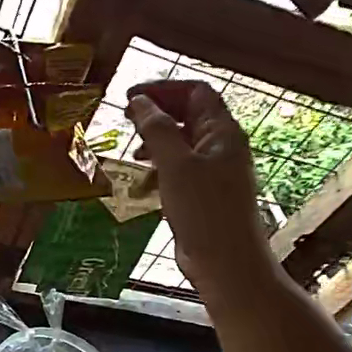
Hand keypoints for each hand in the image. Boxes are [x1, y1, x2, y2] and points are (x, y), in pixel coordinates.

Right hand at [126, 81, 275, 295]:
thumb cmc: (204, 210)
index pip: (195, 92)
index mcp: (222, 132)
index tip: (129, 96)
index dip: (163, 89)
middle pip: (189, 115)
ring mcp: (214, 172)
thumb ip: (156, 129)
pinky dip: (160, 167)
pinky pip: (180, 169)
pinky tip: (144, 181)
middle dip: (156, 113)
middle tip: (125, 120)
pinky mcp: (203, 194)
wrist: (225, 262)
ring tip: (133, 152)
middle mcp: (221, 147)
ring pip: (182, 143)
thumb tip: (138, 101)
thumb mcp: (175, 165)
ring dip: (156, 141)